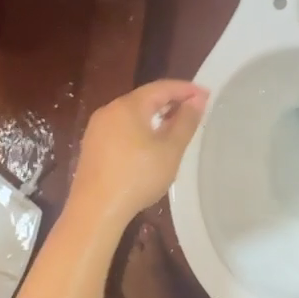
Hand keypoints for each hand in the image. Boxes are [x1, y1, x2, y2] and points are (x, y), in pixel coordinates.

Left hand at [68, 80, 208, 225]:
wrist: (95, 210)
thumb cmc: (137, 177)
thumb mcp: (170, 150)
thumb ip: (185, 122)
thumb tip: (197, 100)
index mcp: (128, 106)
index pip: (161, 87)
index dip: (186, 89)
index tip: (206, 94)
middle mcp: (109, 110)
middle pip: (145, 98)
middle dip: (171, 101)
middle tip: (194, 110)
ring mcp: (97, 129)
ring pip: (132, 114)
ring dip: (155, 116)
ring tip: (176, 126)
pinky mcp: (92, 146)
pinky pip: (121, 128)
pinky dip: (140, 129)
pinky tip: (150, 144)